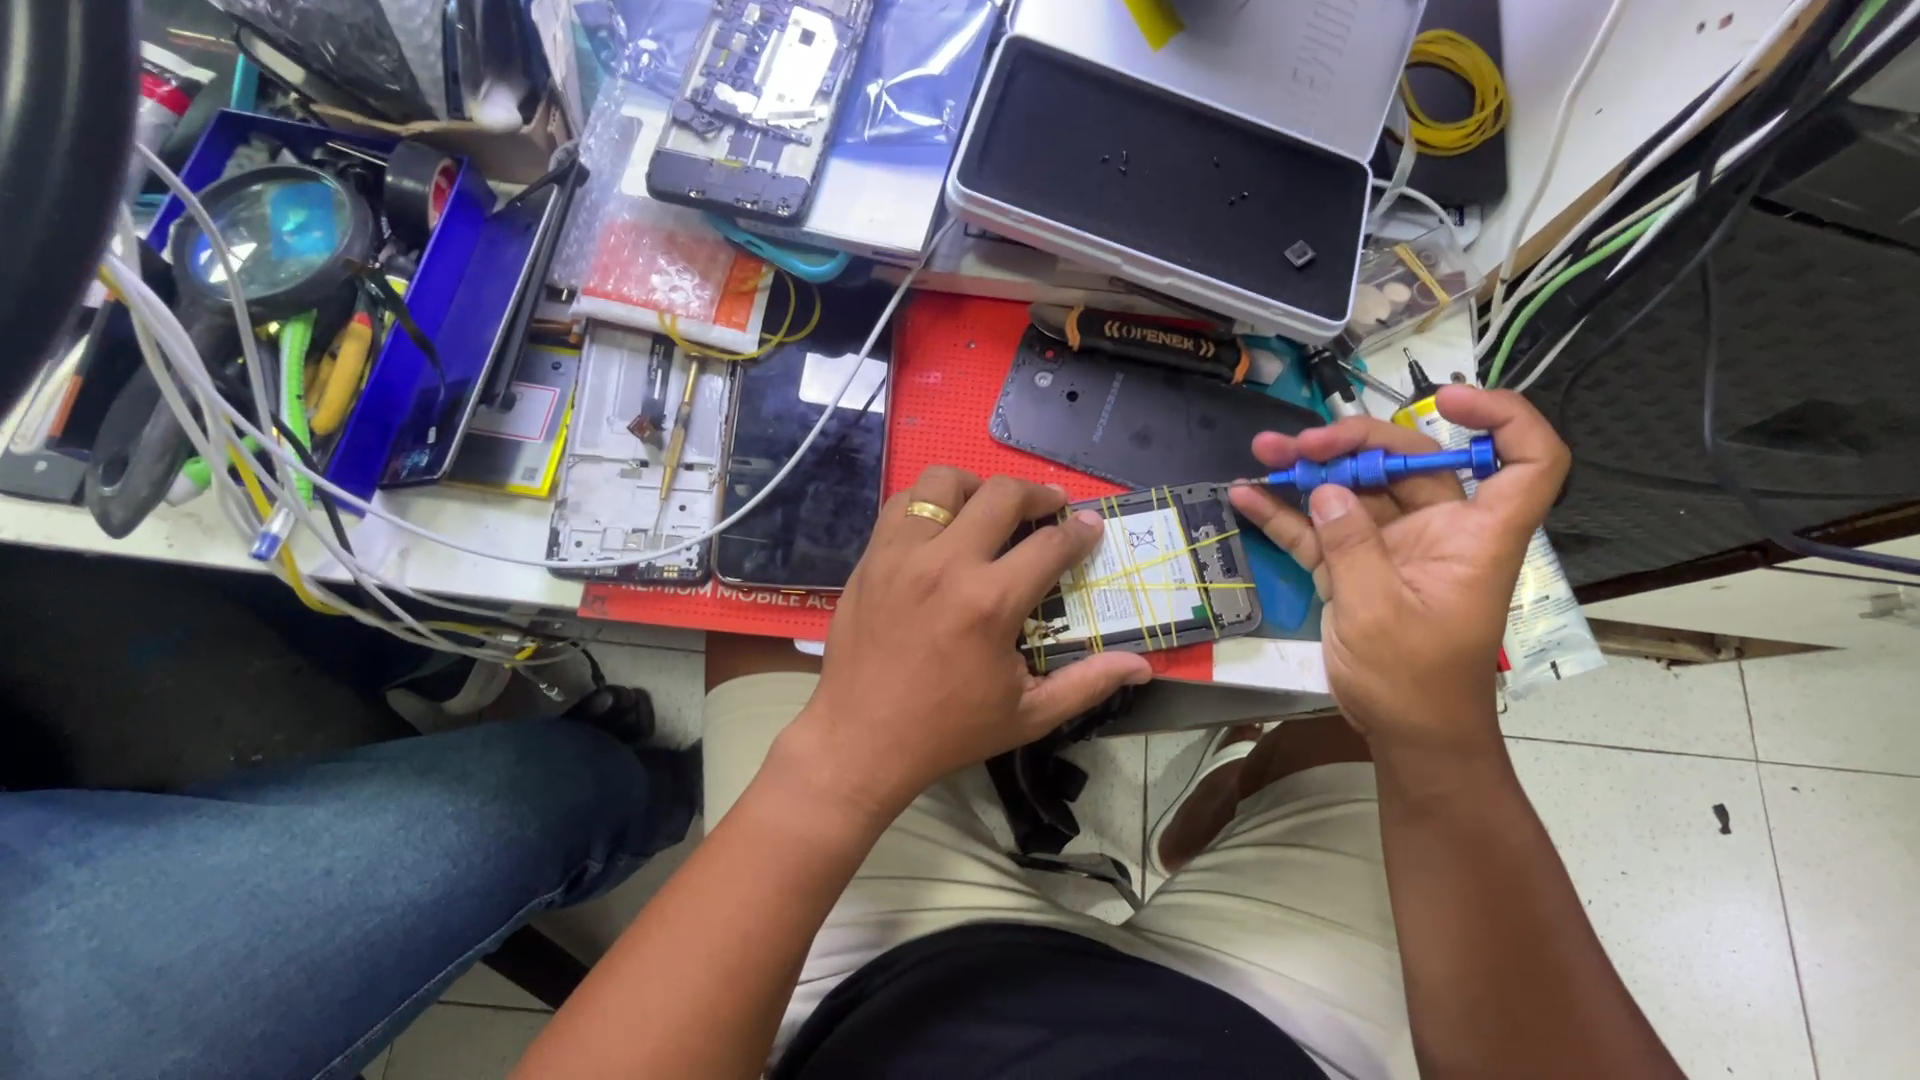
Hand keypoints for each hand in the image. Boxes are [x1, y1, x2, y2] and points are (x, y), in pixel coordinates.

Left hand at [784, 468, 1153, 819]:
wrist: (860, 739)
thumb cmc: (948, 731)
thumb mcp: (1027, 715)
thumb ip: (1088, 683)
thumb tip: (1143, 665)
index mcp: (990, 603)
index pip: (1050, 545)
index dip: (1080, 531)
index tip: (1090, 527)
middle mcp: (945, 564)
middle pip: (1002, 494)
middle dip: (1038, 493)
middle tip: (1051, 505)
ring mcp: (901, 555)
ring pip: (942, 483)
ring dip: (976, 486)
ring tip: (990, 507)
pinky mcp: (871, 558)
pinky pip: (902, 503)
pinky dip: (929, 501)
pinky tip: (942, 524)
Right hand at [1228, 387, 1569, 752]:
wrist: (1404, 733)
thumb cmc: (1416, 682)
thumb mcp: (1381, 614)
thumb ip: (1352, 547)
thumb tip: (1326, 489)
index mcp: (1475, 536)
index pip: (1526, 461)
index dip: (1503, 419)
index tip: (1448, 401)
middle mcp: (1439, 530)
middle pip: (1409, 462)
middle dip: (1354, 443)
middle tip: (1300, 444)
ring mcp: (1392, 546)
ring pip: (1355, 489)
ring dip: (1308, 471)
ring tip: (1262, 453)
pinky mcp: (1354, 567)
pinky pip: (1319, 529)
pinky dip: (1286, 514)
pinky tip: (1247, 497)